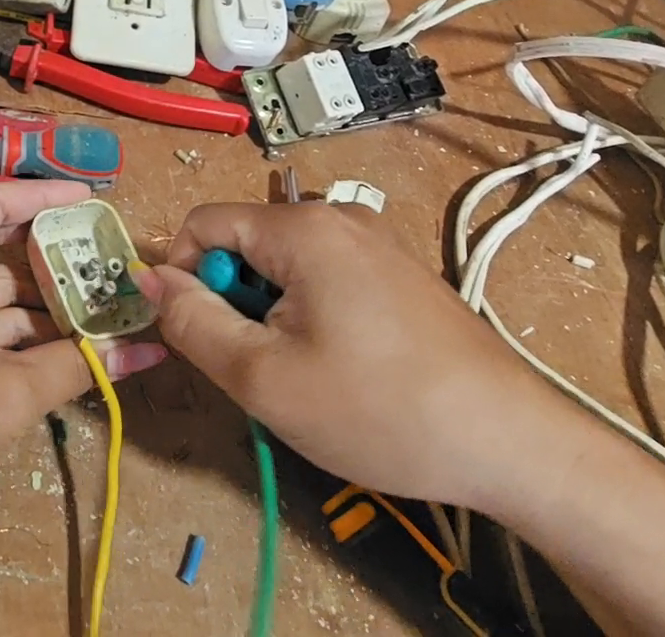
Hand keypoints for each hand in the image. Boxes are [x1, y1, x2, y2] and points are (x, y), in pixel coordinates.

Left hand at [0, 181, 166, 538]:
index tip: (91, 202)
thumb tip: (146, 350)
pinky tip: (73, 348)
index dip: (42, 197)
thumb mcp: (10, 393)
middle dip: (55, 259)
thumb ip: (78, 365)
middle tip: (111, 262)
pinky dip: (23, 335)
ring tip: (107, 309)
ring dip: (46, 305)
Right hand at [136, 202, 563, 508]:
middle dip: (231, 299)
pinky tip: (339, 365)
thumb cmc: (379, 409)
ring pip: (280, 264)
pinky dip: (306, 313)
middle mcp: (338, 217)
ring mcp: (375, 243)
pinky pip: (321, 276)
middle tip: (256, 364)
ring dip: (267, 311)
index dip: (181, 275)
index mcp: (301, 228)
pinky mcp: (398, 272)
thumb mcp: (262, 375)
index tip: (198, 334)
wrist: (517, 446)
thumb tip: (148, 278)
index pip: (201, 223)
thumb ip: (190, 320)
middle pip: (242, 242)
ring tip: (301, 370)